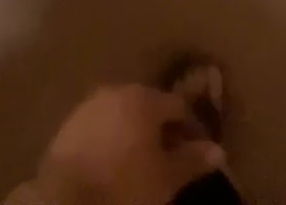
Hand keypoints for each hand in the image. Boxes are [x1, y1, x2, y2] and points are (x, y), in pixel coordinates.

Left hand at [31, 84, 226, 204]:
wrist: (68, 197)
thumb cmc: (125, 186)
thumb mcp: (166, 178)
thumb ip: (192, 161)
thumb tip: (217, 150)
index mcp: (142, 99)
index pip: (178, 105)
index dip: (192, 128)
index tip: (198, 153)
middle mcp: (115, 91)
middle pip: (149, 105)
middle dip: (164, 129)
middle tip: (173, 159)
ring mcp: (90, 104)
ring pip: (124, 113)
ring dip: (138, 132)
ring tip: (145, 163)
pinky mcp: (71, 121)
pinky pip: (102, 123)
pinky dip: (115, 137)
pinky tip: (116, 162)